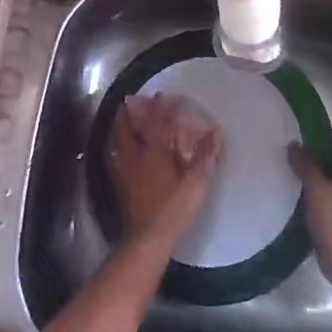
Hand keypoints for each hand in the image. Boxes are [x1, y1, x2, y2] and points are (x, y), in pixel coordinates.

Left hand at [110, 94, 222, 245]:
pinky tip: (118, 152)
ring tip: (122, 120)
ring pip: (118, 140)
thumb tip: (216, 132)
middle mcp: (135, 155)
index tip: (162, 94)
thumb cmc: (174, 208)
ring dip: (120, 127)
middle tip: (132, 101)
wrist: (148, 237)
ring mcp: (124, 170)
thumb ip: (206, 156)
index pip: (157, 122)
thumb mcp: (197, 182)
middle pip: (128, 127)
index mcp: (155, 151)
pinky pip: (114, 157)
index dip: (160, 107)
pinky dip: (116, 148)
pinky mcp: (119, 183)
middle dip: (131, 112)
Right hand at [288, 131, 331, 295]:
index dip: (324, 133)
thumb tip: (294, 144)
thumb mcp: (319, 192)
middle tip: (291, 154)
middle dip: (316, 154)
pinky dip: (319, 192)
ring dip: (316, 174)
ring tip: (291, 173)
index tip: (300, 135)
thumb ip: (306, 166)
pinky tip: (300, 198)